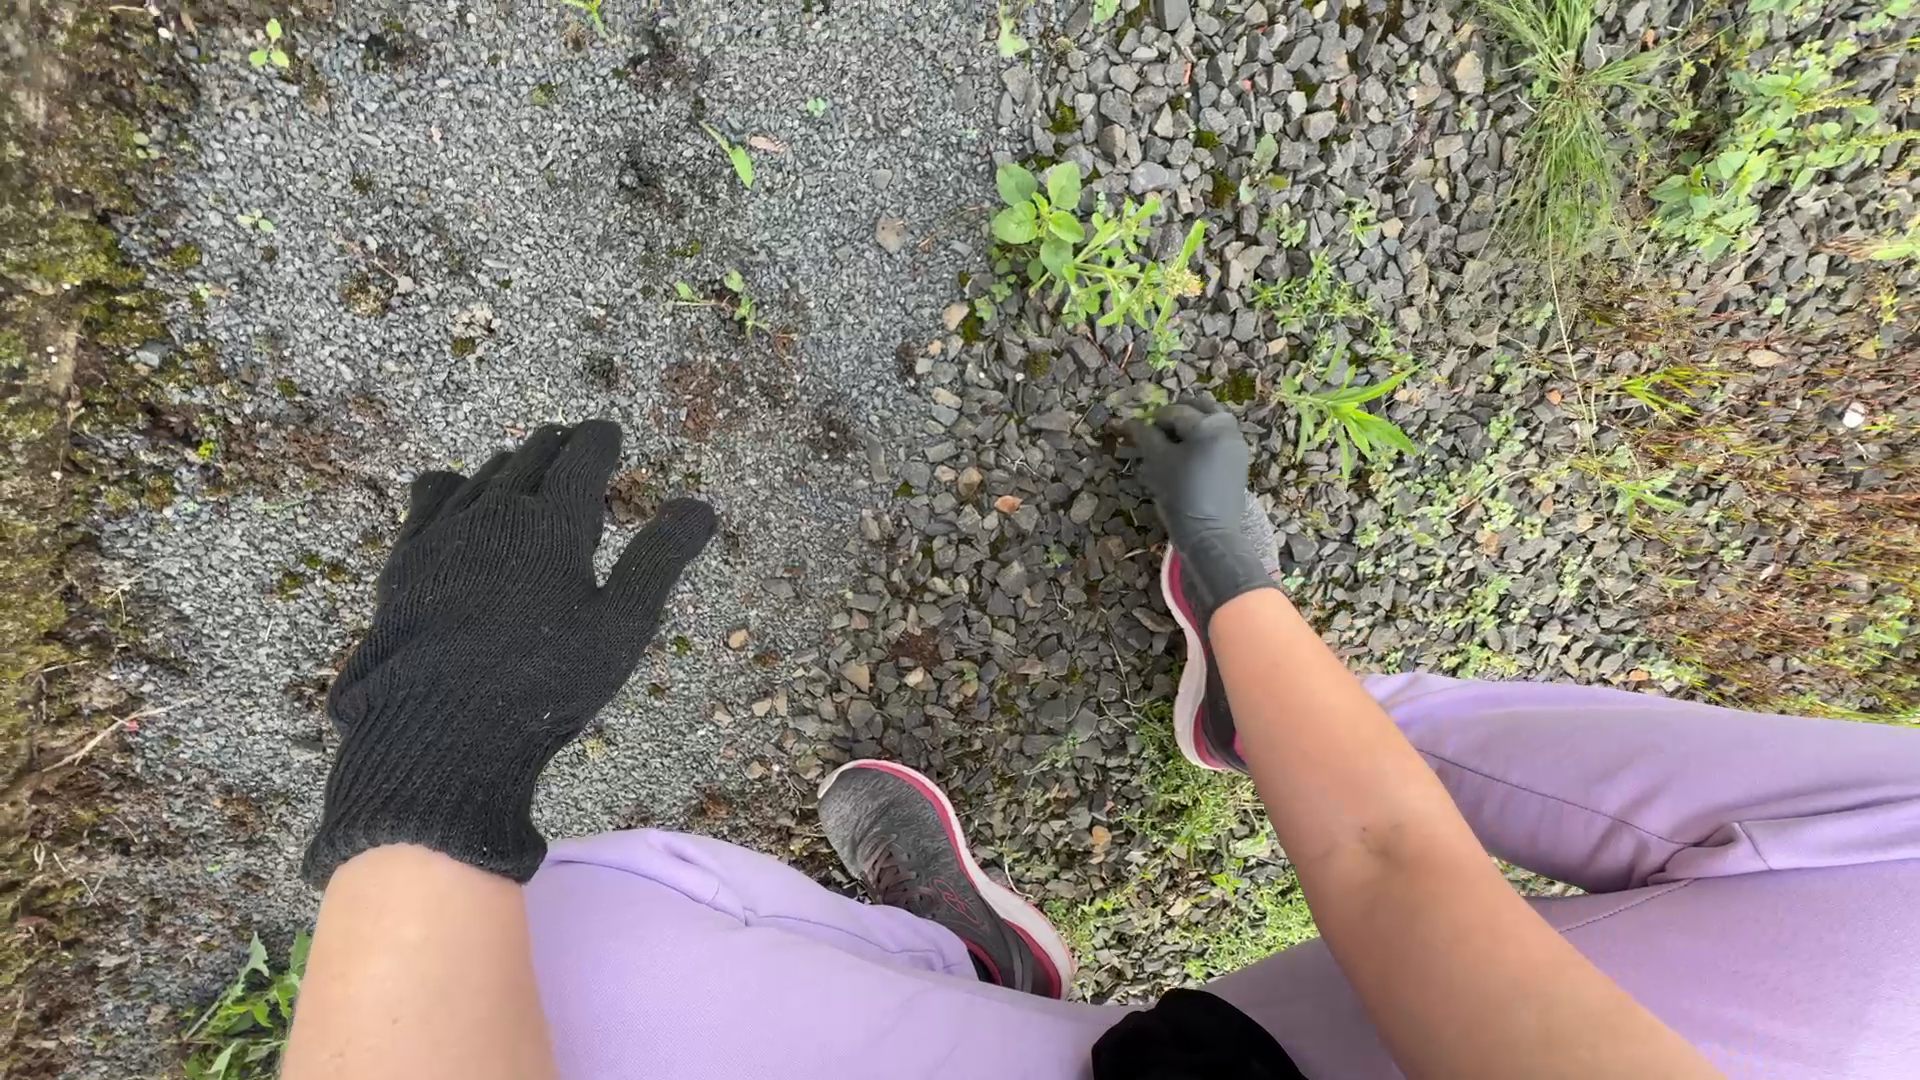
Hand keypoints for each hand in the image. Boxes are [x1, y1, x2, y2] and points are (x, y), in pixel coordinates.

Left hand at [304, 420, 714, 885]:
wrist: (437, 729)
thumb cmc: (547, 678)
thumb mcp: (623, 623)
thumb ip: (660, 558)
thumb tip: (702, 505)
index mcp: (553, 524)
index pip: (581, 460)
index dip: (599, 441)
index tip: (610, 431)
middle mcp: (496, 515)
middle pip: (531, 458)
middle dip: (558, 446)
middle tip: (575, 442)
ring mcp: (444, 536)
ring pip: (483, 476)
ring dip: (512, 464)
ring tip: (528, 463)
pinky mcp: (406, 562)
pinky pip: (431, 500)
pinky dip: (454, 486)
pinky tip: (456, 491)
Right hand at [1123, 396, 1273, 611]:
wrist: (1210, 534)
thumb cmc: (1182, 495)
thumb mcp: (1158, 463)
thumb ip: (1145, 437)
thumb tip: (1130, 423)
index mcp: (1209, 424)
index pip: (1174, 412)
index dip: (1151, 420)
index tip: (1136, 430)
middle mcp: (1227, 428)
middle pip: (1199, 408)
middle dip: (1175, 414)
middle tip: (1155, 430)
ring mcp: (1236, 445)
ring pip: (1211, 421)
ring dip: (1190, 425)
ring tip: (1169, 443)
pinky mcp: (1238, 462)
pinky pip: (1218, 438)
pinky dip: (1201, 439)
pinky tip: (1185, 457)